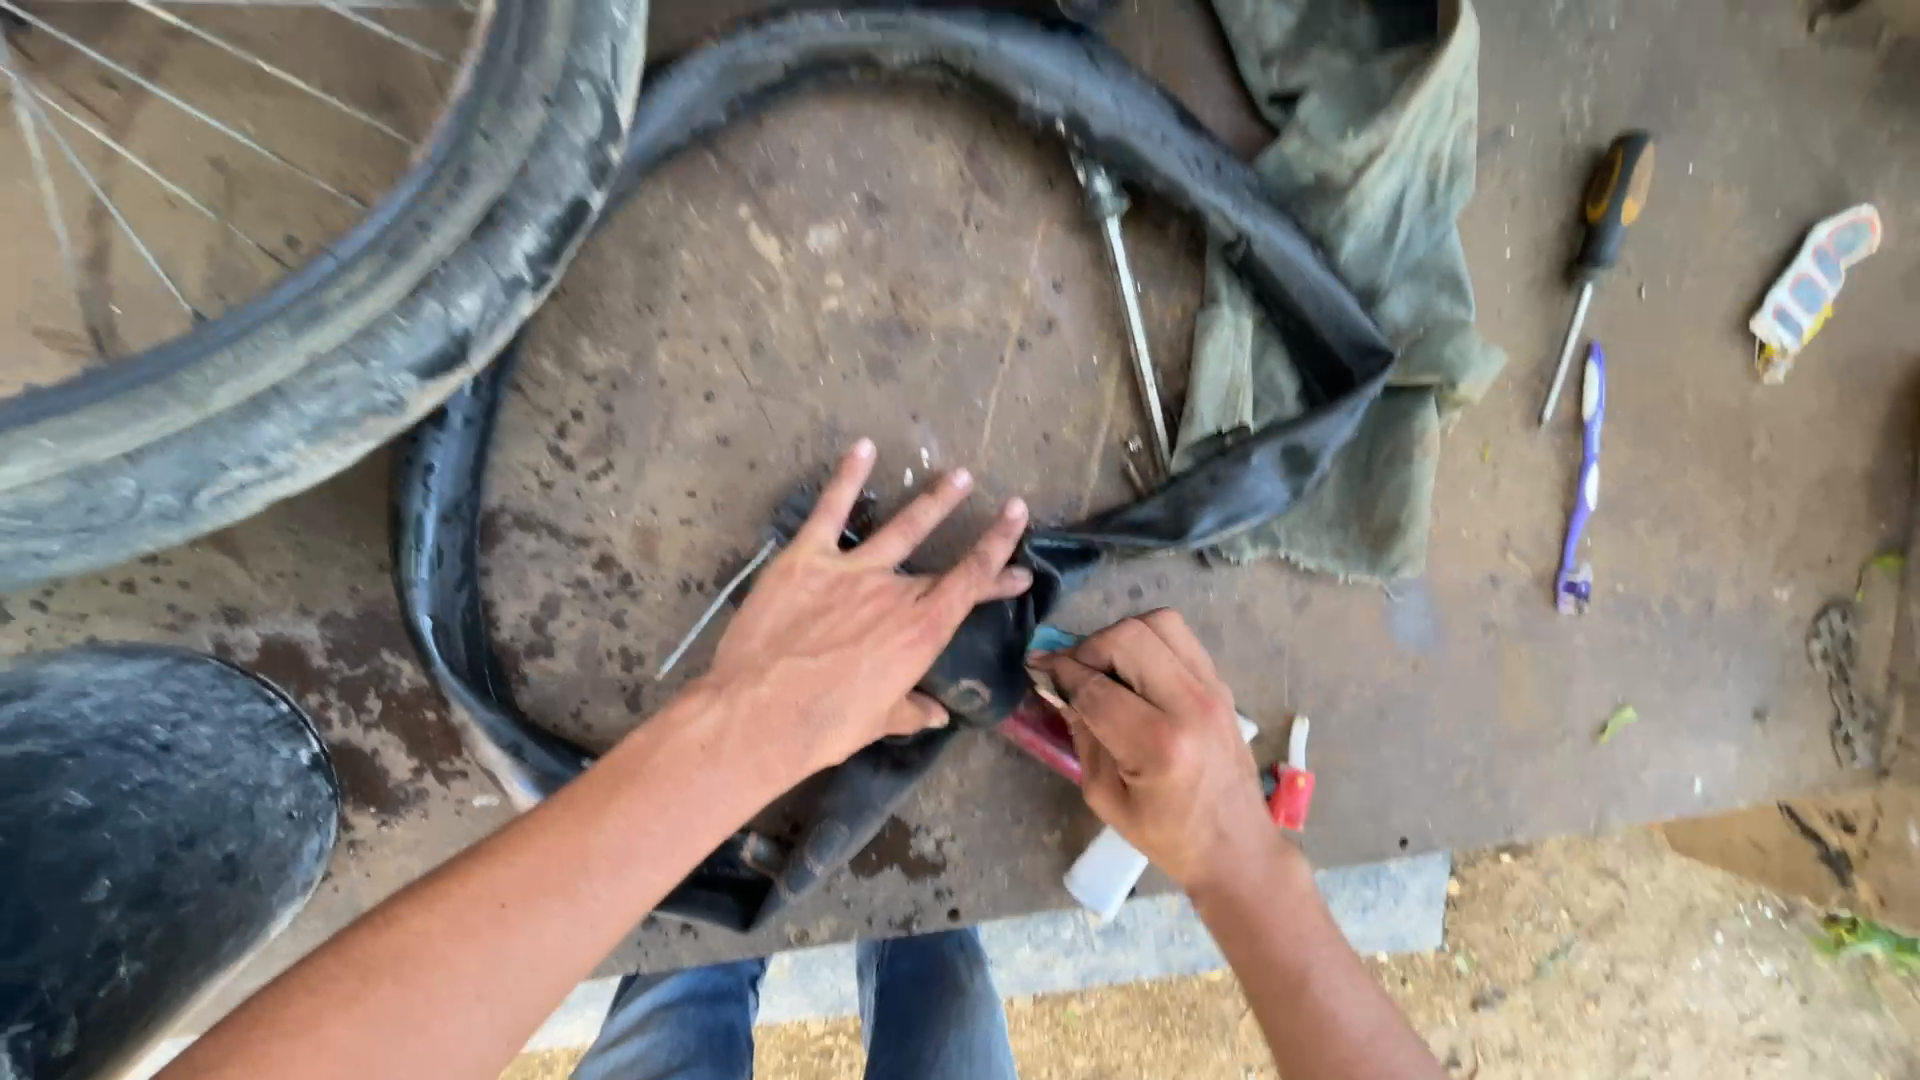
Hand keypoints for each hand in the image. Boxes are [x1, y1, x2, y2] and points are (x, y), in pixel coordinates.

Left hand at [697, 438, 1031, 775]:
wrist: (758, 715)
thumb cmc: (825, 726)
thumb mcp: (878, 722)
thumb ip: (911, 711)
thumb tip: (937, 716)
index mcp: (920, 631)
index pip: (972, 585)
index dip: (1001, 558)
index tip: (1021, 537)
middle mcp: (896, 592)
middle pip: (951, 561)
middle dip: (985, 536)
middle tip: (1007, 506)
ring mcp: (852, 570)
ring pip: (903, 526)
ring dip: (935, 500)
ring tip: (958, 475)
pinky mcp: (807, 558)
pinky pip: (831, 511)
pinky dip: (848, 478)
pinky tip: (864, 448)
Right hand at [1030, 610, 1276, 893]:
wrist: (1237, 847)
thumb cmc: (1167, 835)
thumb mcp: (1104, 795)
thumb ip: (1081, 733)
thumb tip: (1056, 685)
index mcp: (1158, 745)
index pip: (1095, 687)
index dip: (1060, 673)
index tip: (1038, 668)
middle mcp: (1190, 706)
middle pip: (1128, 638)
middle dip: (1089, 649)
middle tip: (1075, 673)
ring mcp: (1212, 689)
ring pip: (1158, 622)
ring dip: (1121, 636)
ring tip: (1107, 667)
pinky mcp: (1221, 683)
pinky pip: (1180, 636)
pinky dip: (1149, 641)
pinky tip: (1135, 669)